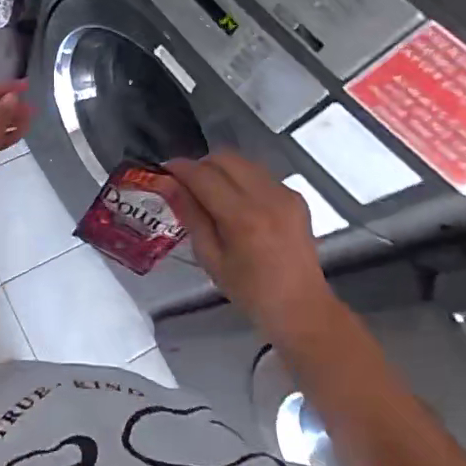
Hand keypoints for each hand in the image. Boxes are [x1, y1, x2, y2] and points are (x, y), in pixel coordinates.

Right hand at [158, 151, 336, 342]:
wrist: (301, 307)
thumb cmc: (249, 291)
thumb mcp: (210, 257)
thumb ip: (189, 214)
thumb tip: (167, 184)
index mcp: (242, 217)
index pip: (203, 175)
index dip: (179, 168)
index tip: (164, 171)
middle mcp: (267, 197)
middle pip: (225, 157)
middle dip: (201, 165)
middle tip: (186, 185)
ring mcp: (286, 194)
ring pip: (243, 161)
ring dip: (221, 170)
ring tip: (211, 194)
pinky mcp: (296, 197)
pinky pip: (261, 174)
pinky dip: (242, 180)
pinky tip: (238, 204)